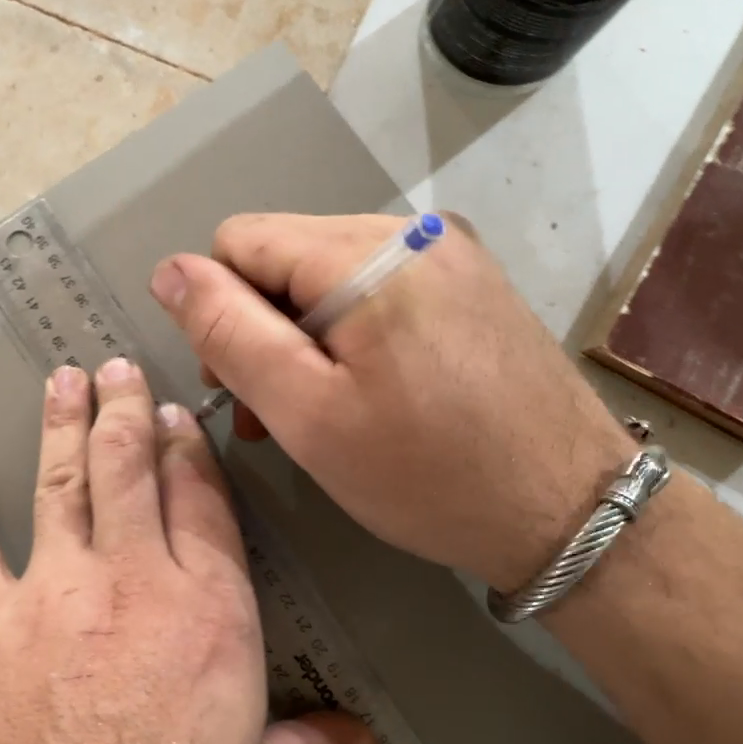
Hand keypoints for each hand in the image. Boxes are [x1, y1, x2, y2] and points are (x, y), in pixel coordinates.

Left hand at [0, 358, 373, 743]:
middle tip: (116, 370)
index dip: (188, 451)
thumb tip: (359, 743)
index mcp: (206, 613)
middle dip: (124, 409)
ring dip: (62, 426)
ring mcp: (52, 594)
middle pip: (129, 469)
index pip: (200, 502)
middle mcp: (131, 583)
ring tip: (61, 383)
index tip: (178, 416)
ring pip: (61, 483)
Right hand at [149, 213, 633, 590]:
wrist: (573, 512)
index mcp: (366, 253)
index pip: (238, 242)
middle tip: (274, 413)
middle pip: (283, 256)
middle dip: (259, 328)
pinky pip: (375, 291)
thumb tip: (169, 270)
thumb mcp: (307, 412)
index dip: (220, 313)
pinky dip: (349, 336)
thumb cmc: (428, 474)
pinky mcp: (469, 283)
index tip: (242, 387)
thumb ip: (228, 332)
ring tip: (316, 413)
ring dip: (301, 338)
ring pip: (325, 276)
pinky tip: (365, 392)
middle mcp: (411, 230)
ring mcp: (449, 253)